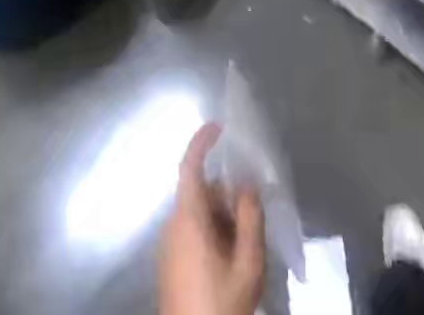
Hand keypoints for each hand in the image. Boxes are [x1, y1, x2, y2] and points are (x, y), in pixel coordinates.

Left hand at [160, 123, 265, 314]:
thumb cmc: (221, 302)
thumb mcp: (248, 262)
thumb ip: (250, 217)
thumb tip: (247, 185)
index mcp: (188, 218)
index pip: (189, 166)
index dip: (201, 142)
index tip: (218, 126)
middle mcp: (173, 226)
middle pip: (199, 191)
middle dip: (226, 190)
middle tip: (254, 203)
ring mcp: (169, 246)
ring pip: (197, 213)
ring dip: (222, 214)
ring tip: (249, 235)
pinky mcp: (171, 264)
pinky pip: (193, 231)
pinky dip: (214, 230)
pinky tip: (234, 253)